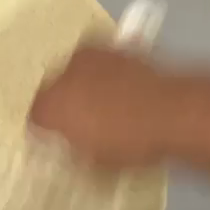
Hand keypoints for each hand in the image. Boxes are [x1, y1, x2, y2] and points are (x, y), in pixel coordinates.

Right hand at [29, 45, 173, 167]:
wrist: (173, 111)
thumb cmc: (130, 144)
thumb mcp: (95, 164)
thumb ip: (75, 152)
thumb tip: (73, 147)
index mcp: (49, 106)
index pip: (36, 117)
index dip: (48, 129)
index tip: (60, 138)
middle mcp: (61, 74)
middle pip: (53, 88)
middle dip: (65, 101)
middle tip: (84, 120)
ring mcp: (88, 56)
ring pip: (76, 70)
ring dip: (83, 82)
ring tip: (105, 100)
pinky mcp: (114, 45)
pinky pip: (101, 61)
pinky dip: (106, 70)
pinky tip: (122, 84)